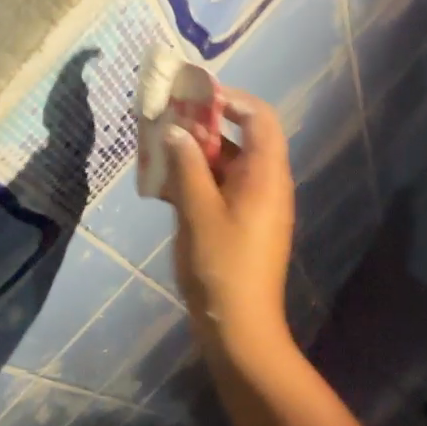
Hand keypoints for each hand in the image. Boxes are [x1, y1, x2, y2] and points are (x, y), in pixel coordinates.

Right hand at [162, 86, 295, 351]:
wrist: (240, 327)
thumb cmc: (221, 267)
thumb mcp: (198, 212)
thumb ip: (186, 167)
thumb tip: (177, 130)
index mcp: (266, 175)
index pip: (259, 117)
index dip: (229, 100)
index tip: (191, 98)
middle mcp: (268, 186)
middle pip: (241, 141)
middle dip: (203, 129)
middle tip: (165, 125)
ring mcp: (257, 209)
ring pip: (228, 168)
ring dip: (196, 158)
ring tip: (159, 156)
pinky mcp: (244, 229)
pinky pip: (223, 193)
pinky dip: (198, 184)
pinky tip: (167, 191)